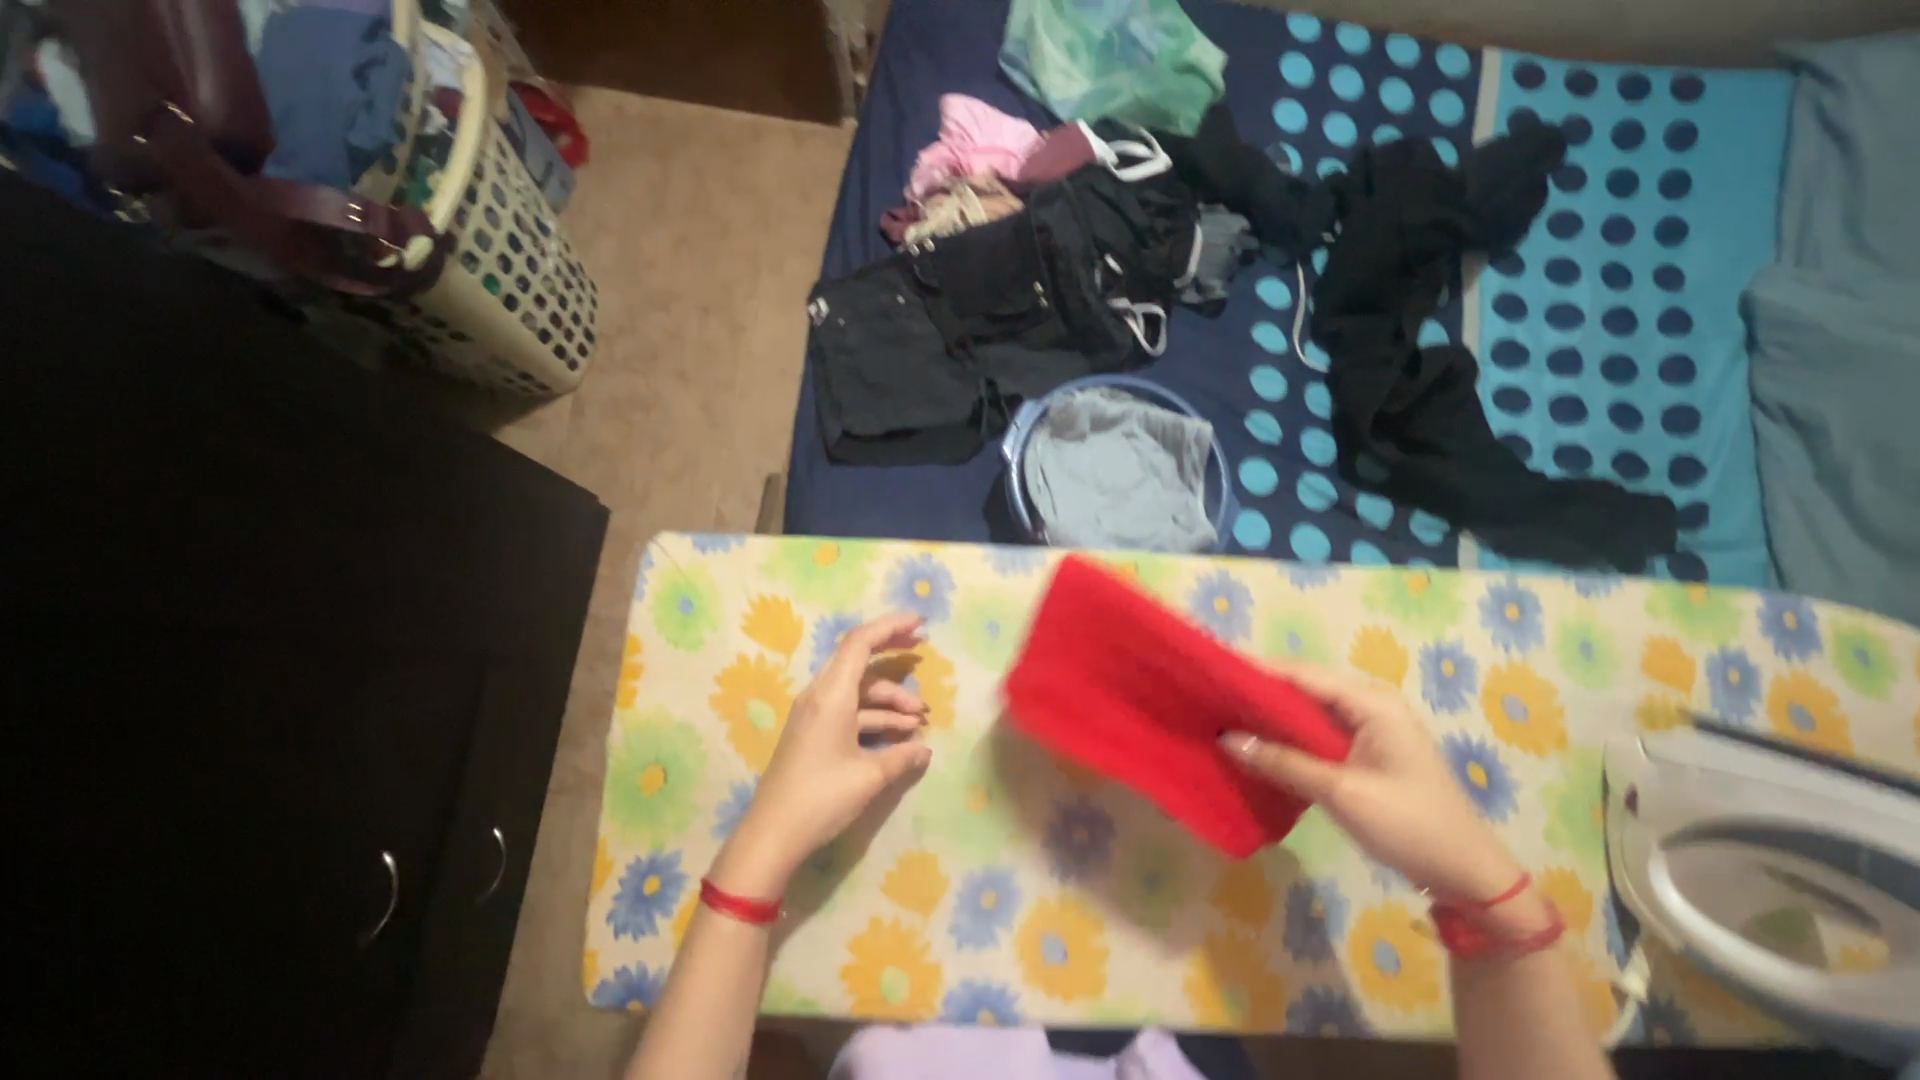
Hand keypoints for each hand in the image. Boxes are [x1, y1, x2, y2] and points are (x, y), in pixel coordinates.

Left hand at [710, 614, 934, 898]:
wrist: (772, 835)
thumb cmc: (821, 798)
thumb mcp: (869, 777)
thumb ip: (902, 757)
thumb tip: (924, 749)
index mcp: (831, 695)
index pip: (860, 643)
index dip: (891, 627)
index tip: (921, 624)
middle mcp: (819, 696)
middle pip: (859, 662)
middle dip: (894, 661)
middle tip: (924, 658)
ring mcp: (814, 716)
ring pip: (858, 693)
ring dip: (890, 701)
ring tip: (920, 721)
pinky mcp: (813, 734)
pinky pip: (849, 712)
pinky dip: (875, 718)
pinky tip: (899, 737)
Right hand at [1221, 662, 1523, 902]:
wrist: (1467, 874)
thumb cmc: (1409, 825)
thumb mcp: (1341, 793)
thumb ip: (1283, 762)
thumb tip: (1226, 739)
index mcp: (1373, 702)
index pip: (1303, 674)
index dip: (1258, 671)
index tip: (1212, 672)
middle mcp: (1373, 703)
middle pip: (1305, 685)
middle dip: (1261, 690)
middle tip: (1212, 697)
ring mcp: (1373, 727)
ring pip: (1311, 709)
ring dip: (1274, 714)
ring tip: (1226, 715)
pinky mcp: (1369, 750)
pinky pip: (1321, 730)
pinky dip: (1291, 734)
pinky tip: (1262, 744)